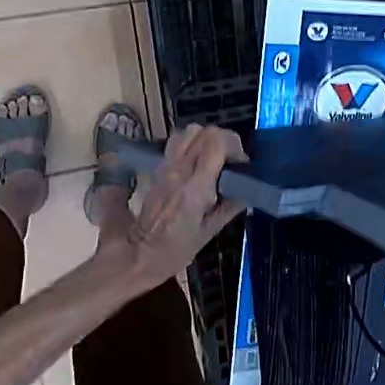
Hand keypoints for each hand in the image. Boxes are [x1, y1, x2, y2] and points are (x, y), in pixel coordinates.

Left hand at [103, 124, 247, 290]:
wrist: (137, 253)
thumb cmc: (176, 249)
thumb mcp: (210, 232)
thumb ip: (230, 206)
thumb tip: (247, 188)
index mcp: (194, 188)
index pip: (216, 144)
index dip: (234, 146)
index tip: (240, 164)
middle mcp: (178, 171)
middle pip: (204, 132)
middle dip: (224, 140)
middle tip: (230, 160)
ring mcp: (165, 167)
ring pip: (188, 131)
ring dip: (205, 138)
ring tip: (214, 158)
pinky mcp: (157, 168)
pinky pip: (177, 142)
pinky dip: (191, 144)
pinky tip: (197, 163)